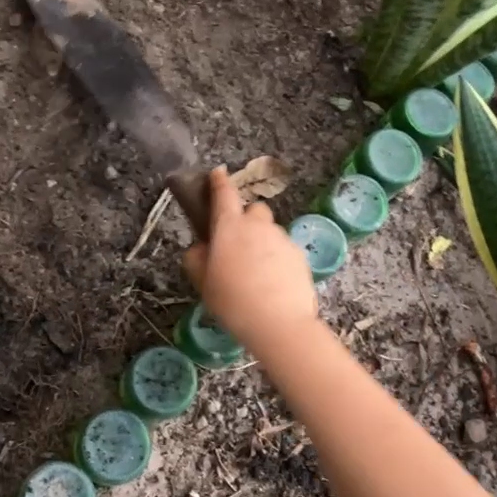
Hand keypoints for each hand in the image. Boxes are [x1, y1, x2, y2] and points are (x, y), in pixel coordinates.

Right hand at [181, 167, 318, 351]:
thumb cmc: (232, 301)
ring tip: (256, 273)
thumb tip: (200, 248)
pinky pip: (284, 250)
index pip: (224, 194)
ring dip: (262, 243)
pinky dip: (277, 260)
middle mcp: (257, 226)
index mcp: (229, 227)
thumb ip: (197, 259)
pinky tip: (273, 284)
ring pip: (270, 231)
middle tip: (238, 245)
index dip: (218, 181)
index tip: (217, 173)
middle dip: (246, 220)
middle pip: (253, 210)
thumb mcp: (203, 283)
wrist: (279, 323)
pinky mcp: (300, 255)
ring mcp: (282, 239)